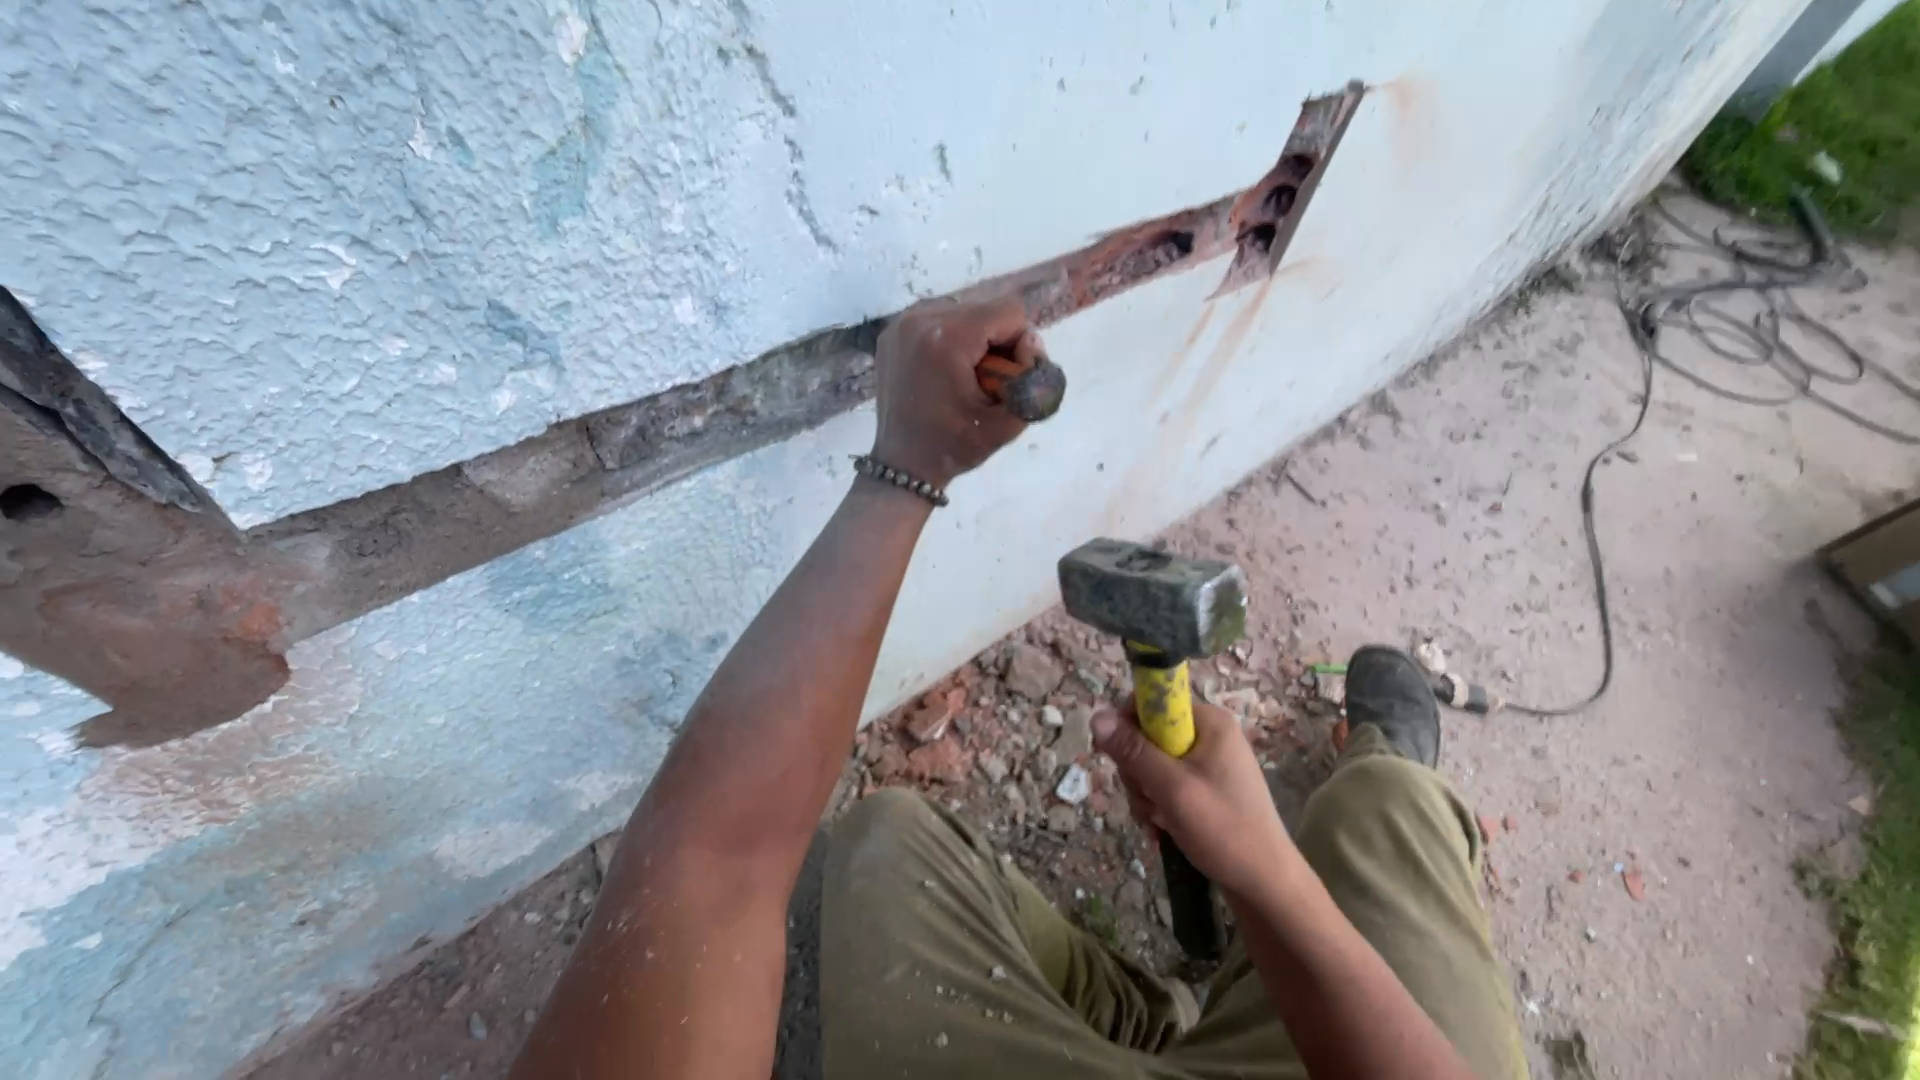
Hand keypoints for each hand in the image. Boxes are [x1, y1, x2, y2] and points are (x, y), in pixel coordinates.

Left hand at [870, 298, 1039, 488]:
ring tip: (967, 376)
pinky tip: (947, 370)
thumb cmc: (956, 446)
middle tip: (989, 381)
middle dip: (998, 342)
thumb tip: (1029, 342)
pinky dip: (953, 339)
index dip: (1021, 344)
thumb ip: (1033, 377)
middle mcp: (921, 319)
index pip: (1009, 311)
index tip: (1008, 376)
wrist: (904, 464)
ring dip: (976, 339)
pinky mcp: (893, 331)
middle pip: (986, 308)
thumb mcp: (1008, 421)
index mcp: (948, 339)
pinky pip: (939, 318)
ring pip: (964, 311)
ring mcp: (902, 323)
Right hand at [1092, 701, 1294, 899]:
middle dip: (1138, 772)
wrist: (1266, 885)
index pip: (1152, 702)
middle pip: (1147, 736)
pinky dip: (1158, 806)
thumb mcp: (1172, 789)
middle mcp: (1209, 734)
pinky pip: (1165, 784)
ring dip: (1145, 795)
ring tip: (1160, 822)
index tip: (1121, 759)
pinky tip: (1163, 829)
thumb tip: (1096, 716)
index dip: (1128, 726)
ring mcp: (1208, 762)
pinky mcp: (1205, 787)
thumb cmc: (1224, 830)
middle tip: (1151, 800)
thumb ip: (1133, 751)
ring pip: (1151, 764)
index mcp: (1209, 722)